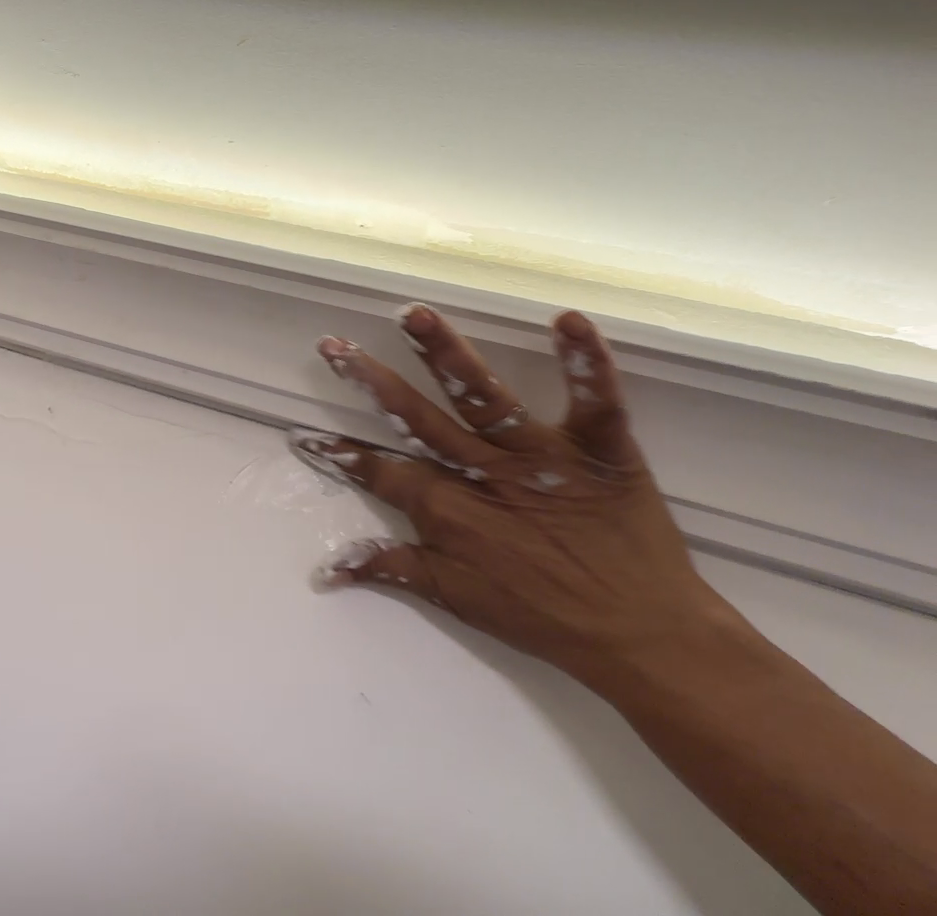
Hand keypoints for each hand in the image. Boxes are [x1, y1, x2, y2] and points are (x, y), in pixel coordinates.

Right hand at [294, 305, 747, 683]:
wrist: (644, 634)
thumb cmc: (543, 617)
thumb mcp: (455, 597)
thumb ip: (391, 568)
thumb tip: (325, 569)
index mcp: (449, 513)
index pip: (381, 472)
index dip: (340, 454)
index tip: (304, 434)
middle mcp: (486, 476)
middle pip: (419, 421)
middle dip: (372, 383)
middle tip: (335, 346)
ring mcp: (543, 460)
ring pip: (485, 399)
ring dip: (448, 355)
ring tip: (415, 313)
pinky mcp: (603, 453)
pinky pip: (596, 404)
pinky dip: (586, 364)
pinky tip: (568, 320)